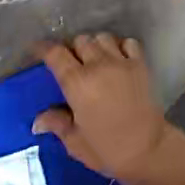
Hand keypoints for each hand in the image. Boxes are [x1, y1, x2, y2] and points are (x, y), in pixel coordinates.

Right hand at [33, 34, 184, 184]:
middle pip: (81, 41)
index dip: (44, 48)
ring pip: (103, 37)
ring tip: (92, 58)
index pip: (56, 54)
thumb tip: (38, 121)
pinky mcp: (141, 64)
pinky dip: (120, 45)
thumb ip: (57, 123)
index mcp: (77, 83)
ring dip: (94, 44)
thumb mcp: (74, 140)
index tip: (37, 50)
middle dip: (71, 47)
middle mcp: (99, 65)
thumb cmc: (106, 148)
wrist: (147, 147)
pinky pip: (129, 42)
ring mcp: (123, 62)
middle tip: (68, 61)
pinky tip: (117, 57)